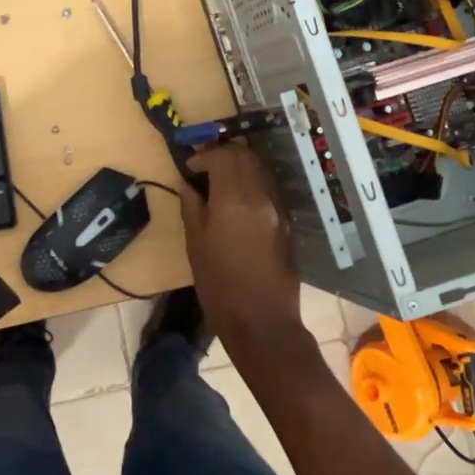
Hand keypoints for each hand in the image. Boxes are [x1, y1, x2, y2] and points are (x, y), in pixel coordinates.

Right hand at [182, 142, 302, 347]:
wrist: (262, 321)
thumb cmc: (219, 286)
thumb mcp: (196, 245)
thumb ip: (192, 208)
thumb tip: (187, 185)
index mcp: (234, 201)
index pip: (223, 156)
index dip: (205, 155)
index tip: (190, 166)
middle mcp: (260, 198)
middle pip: (246, 156)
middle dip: (224, 153)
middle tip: (206, 165)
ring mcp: (278, 210)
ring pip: (261, 170)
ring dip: (241, 166)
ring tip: (221, 180)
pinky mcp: (287, 223)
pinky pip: (269, 190)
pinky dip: (252, 184)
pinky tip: (238, 201)